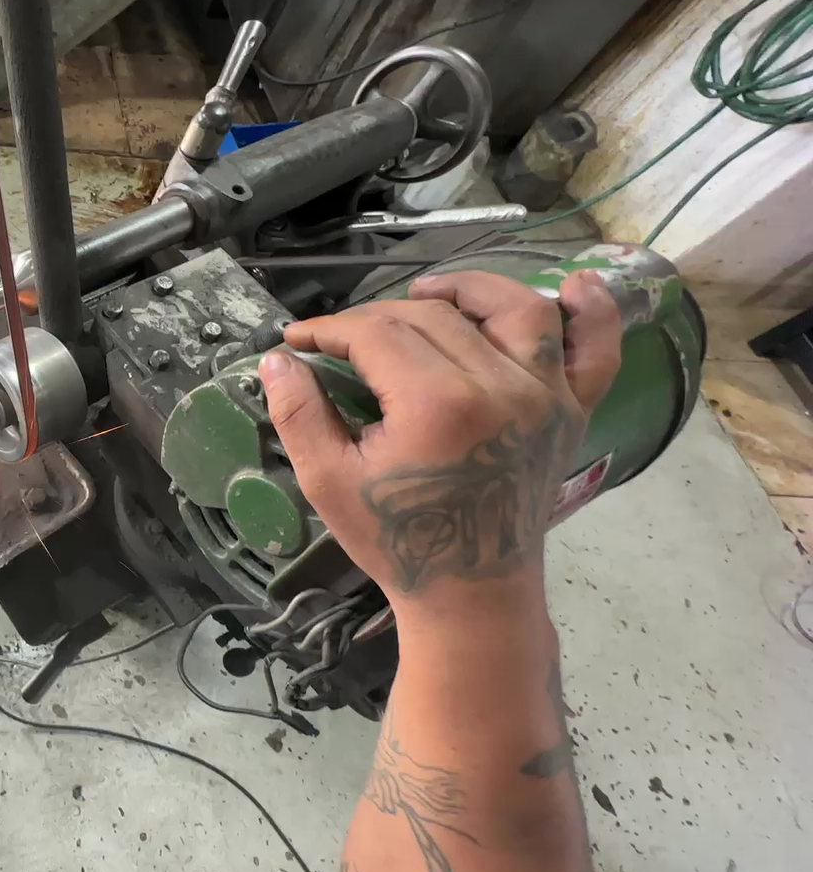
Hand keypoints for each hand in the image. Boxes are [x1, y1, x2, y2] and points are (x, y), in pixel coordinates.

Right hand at [257, 270, 621, 612]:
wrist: (468, 586)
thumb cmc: (390, 535)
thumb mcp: (324, 478)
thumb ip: (298, 413)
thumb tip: (276, 360)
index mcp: (435, 404)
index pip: (375, 334)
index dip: (327, 329)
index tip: (295, 339)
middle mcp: (499, 385)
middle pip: (431, 316)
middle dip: (372, 316)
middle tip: (335, 338)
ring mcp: (545, 395)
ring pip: (514, 309)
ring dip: (466, 288)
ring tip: (424, 290)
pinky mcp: (571, 410)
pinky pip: (596, 348)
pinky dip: (591, 310)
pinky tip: (575, 285)